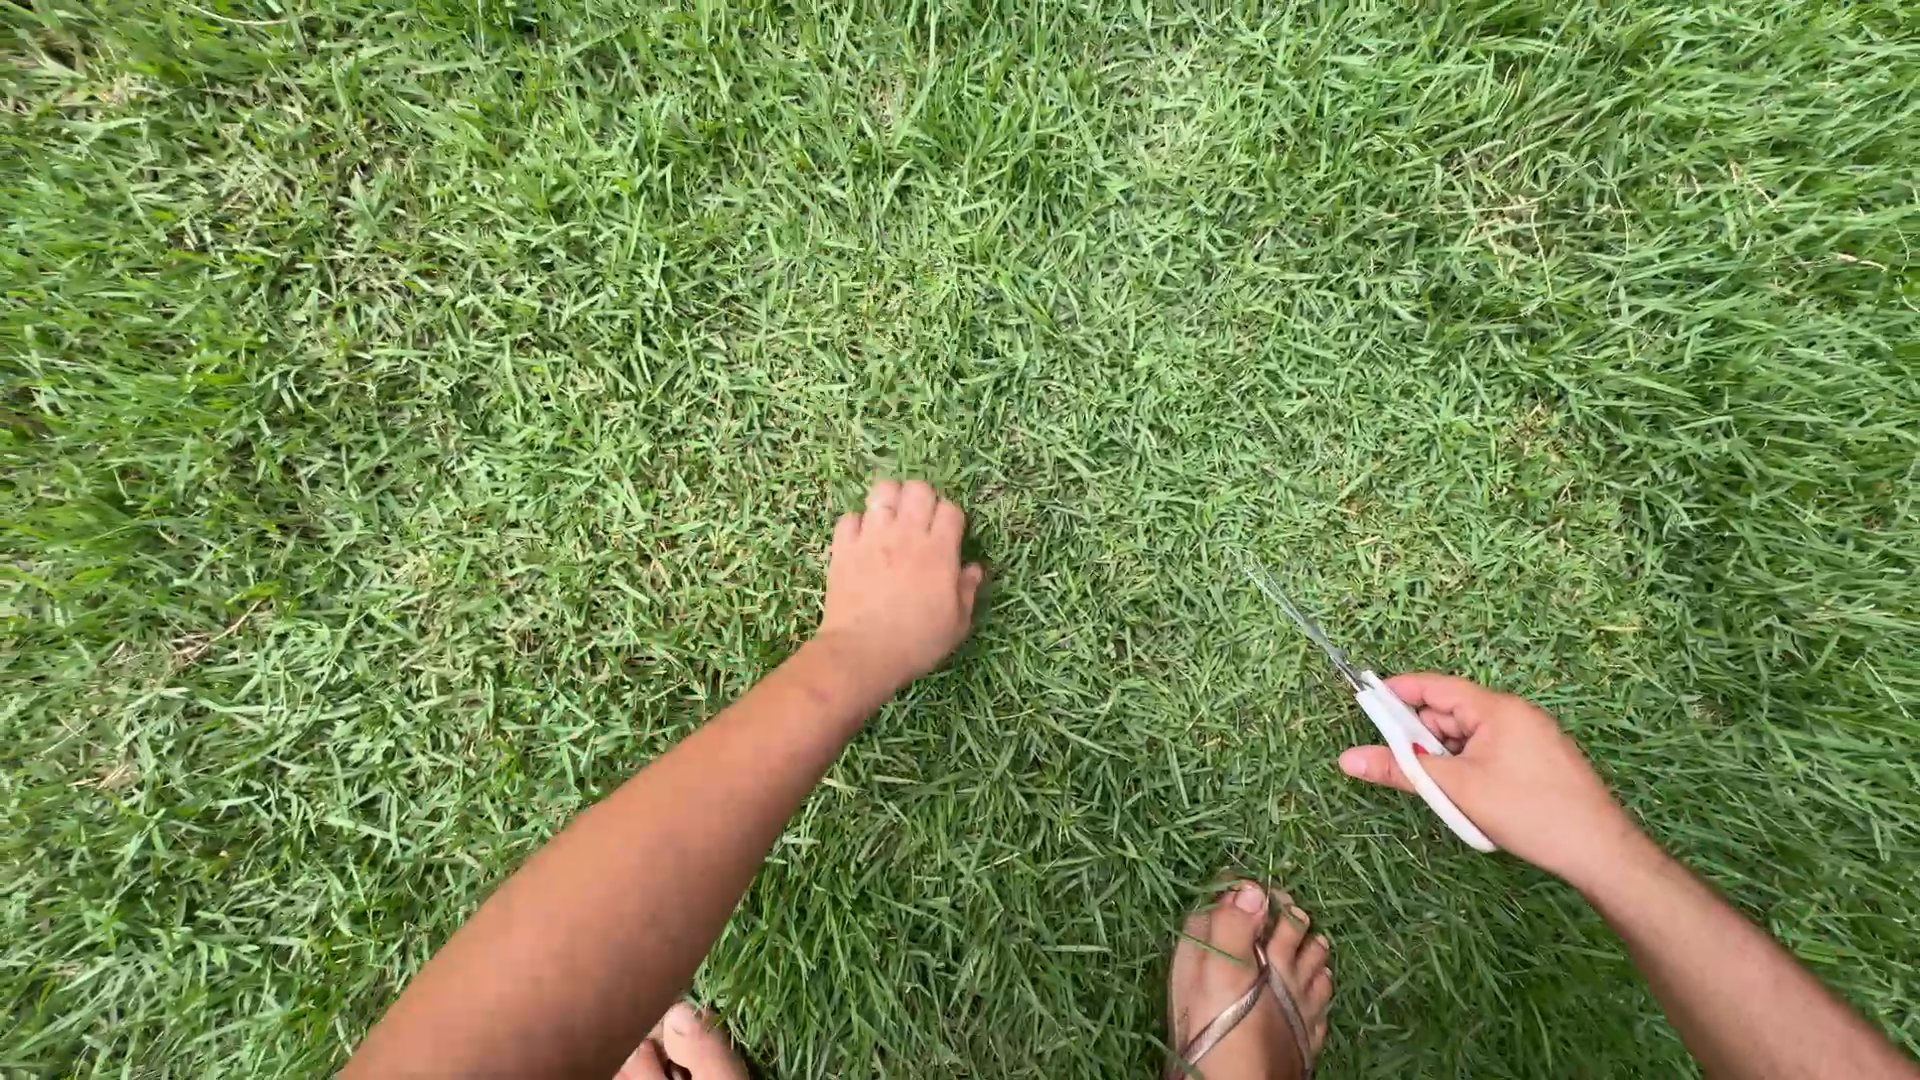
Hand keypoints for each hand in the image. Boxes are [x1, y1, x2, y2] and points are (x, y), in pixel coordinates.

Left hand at [814, 479, 985, 693]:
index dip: (952, 518)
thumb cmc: (916, 642)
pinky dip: (858, 523)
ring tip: (891, 520)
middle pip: (918, 490)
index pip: (950, 509)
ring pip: (883, 492)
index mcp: (938, 551)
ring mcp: (871, 537)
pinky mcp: (843, 547)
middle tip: (921, 522)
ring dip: (891, 500)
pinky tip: (863, 539)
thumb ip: (967, 591)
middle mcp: (906, 535)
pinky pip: (850, 517)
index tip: (950, 536)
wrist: (861, 653)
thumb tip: (973, 569)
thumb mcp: (956, 624)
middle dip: (923, 499)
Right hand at [1338, 673, 1648, 884]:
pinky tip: (1465, 796)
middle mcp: (1515, 715)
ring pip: (1465, 738)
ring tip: (1443, 791)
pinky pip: (1485, 752)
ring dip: (1444, 758)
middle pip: (1448, 714)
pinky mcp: (1537, 761)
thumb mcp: (1454, 789)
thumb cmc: (1528, 812)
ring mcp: (1530, 738)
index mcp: (1497, 709)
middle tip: (1405, 765)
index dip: (1396, 693)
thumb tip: (1347, 759)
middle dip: (1421, 738)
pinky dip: (1465, 768)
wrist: (1605, 857)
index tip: (1365, 705)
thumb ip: (1398, 768)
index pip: (1434, 686)